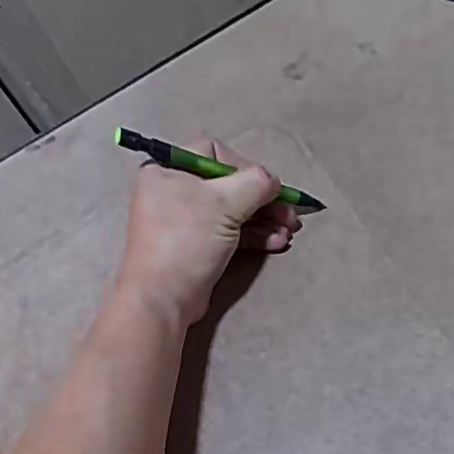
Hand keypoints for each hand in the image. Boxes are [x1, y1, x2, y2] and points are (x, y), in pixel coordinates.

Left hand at [116, 139, 302, 325]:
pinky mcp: (197, 247)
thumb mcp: (224, 203)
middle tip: (290, 213)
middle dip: (263, 200)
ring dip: (264, 220)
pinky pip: (230, 232)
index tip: (267, 187)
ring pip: (233, 211)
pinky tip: (276, 242)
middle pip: (229, 185)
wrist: (163, 298)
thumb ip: (255, 183)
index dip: (245, 167)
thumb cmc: (186, 242)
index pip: (215, 154)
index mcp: (168, 170)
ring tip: (290, 231)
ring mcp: (185, 222)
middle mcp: (173, 191)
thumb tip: (273, 181)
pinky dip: (253, 236)